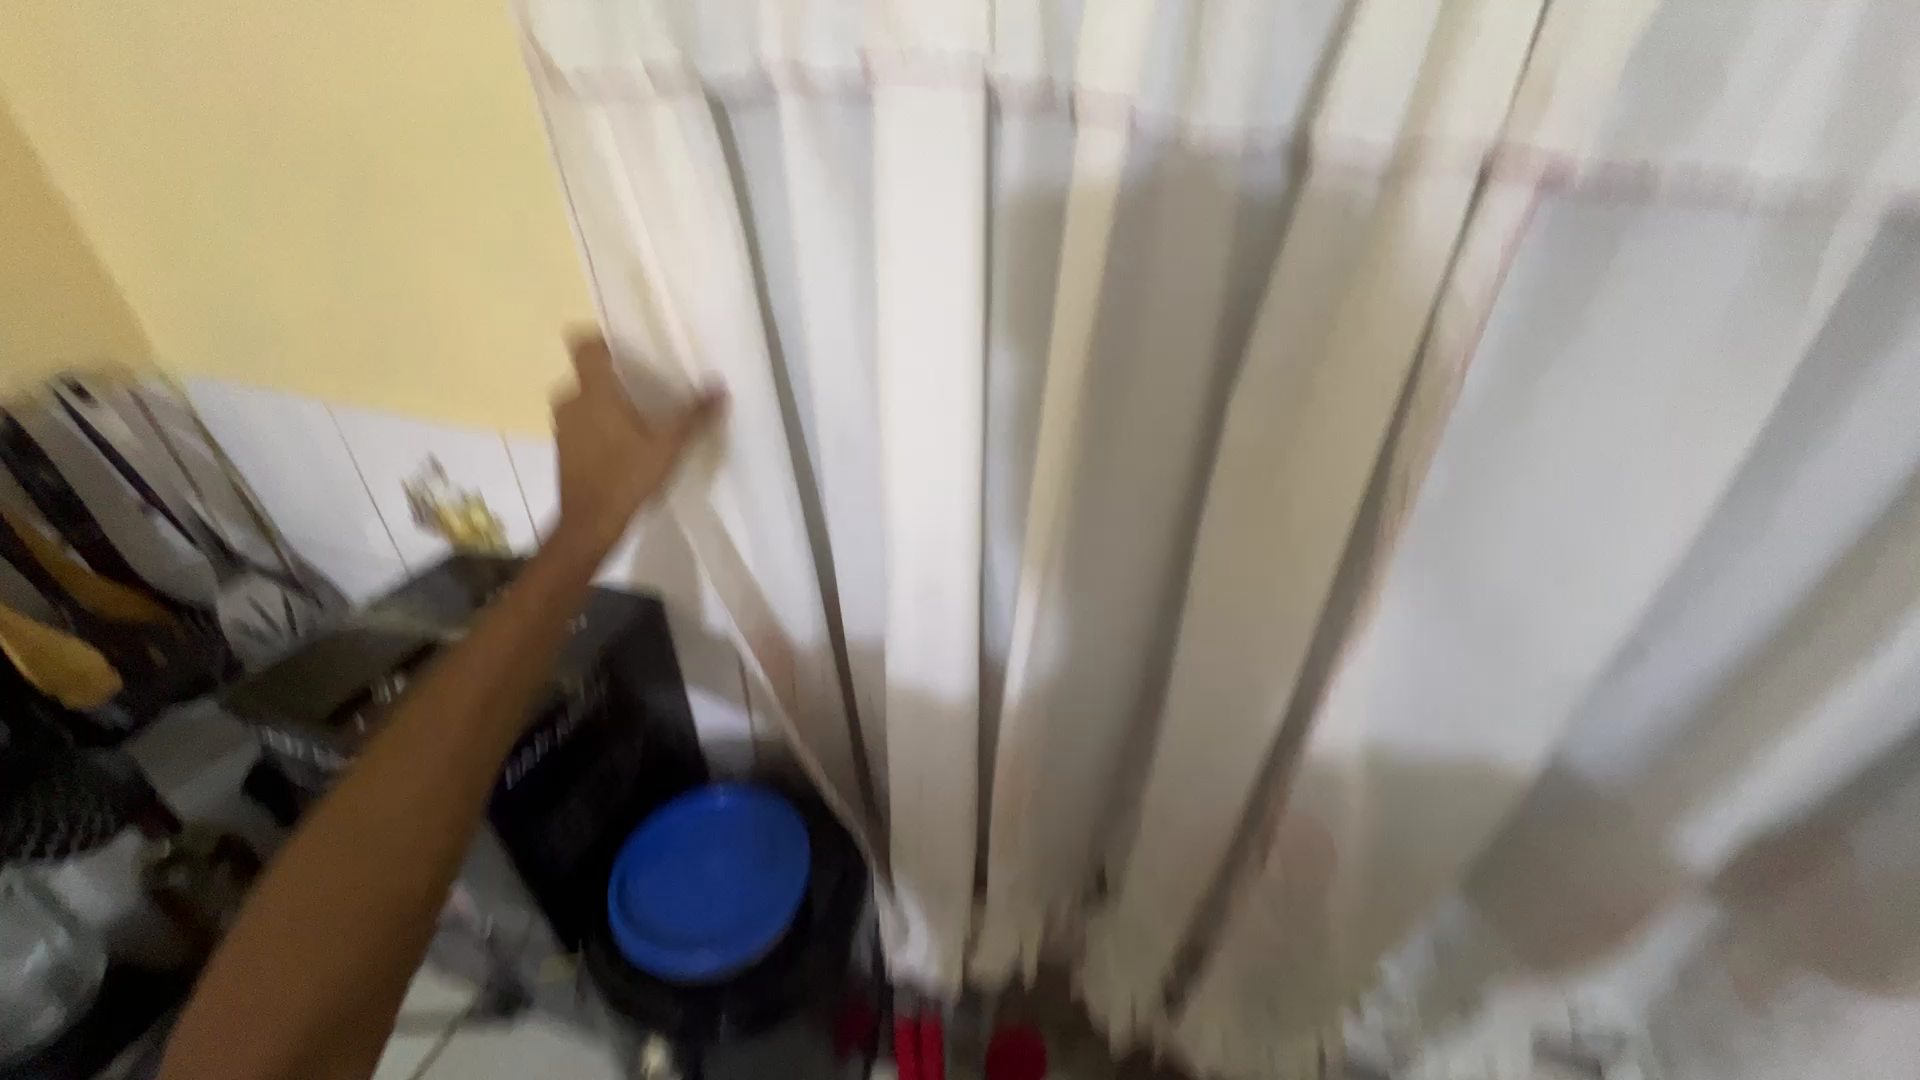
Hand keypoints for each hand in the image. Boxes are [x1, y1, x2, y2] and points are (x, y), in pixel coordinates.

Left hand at [552, 332, 723, 543]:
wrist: (590, 524)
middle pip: (589, 373)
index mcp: (593, 391)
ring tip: (642, 419)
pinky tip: (626, 446)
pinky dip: (600, 426)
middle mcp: (570, 401)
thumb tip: (720, 387)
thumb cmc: (627, 477)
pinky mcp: (563, 448)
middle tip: (649, 388)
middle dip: (616, 378)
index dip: (604, 339)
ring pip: (585, 400)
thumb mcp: (669, 446)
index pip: (585, 344)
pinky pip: (581, 422)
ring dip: (608, 404)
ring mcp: (562, 426)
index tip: (630, 349)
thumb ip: (694, 415)